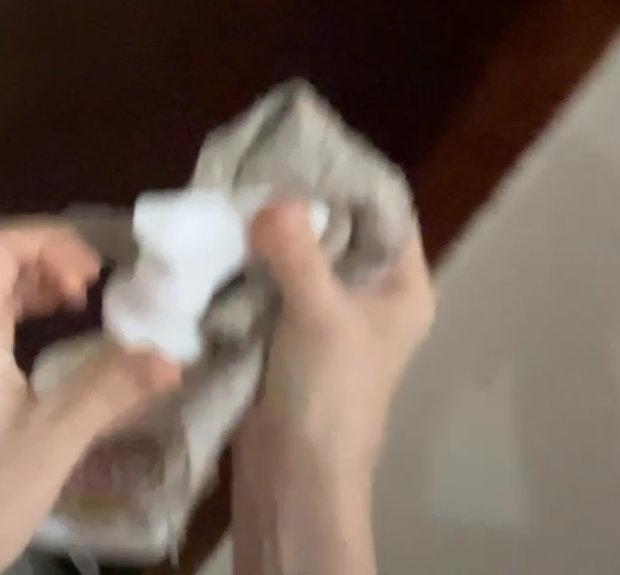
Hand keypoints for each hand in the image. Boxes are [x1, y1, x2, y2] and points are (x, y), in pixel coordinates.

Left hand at [0, 219, 181, 574]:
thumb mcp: (56, 436)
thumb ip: (109, 390)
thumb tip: (170, 358)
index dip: (45, 239)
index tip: (90, 271)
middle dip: (50, 255)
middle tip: (95, 283)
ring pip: (0, 284)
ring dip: (42, 278)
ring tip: (85, 298)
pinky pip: (2, 313)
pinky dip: (35, 304)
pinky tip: (66, 324)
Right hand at [232, 200, 435, 574]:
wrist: (292, 468)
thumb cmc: (329, 392)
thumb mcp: (320, 316)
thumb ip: (298, 253)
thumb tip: (274, 197)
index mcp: (399, 286)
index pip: (384, 212)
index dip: (348, 180)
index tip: (300, 150)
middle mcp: (365, 289)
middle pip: (335, 225)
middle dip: (297, 199)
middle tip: (253, 168)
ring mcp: (322, 305)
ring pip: (297, 246)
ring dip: (267, 225)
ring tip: (230, 193)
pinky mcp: (282, 318)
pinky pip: (268, 270)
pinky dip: (248, 250)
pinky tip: (219, 231)